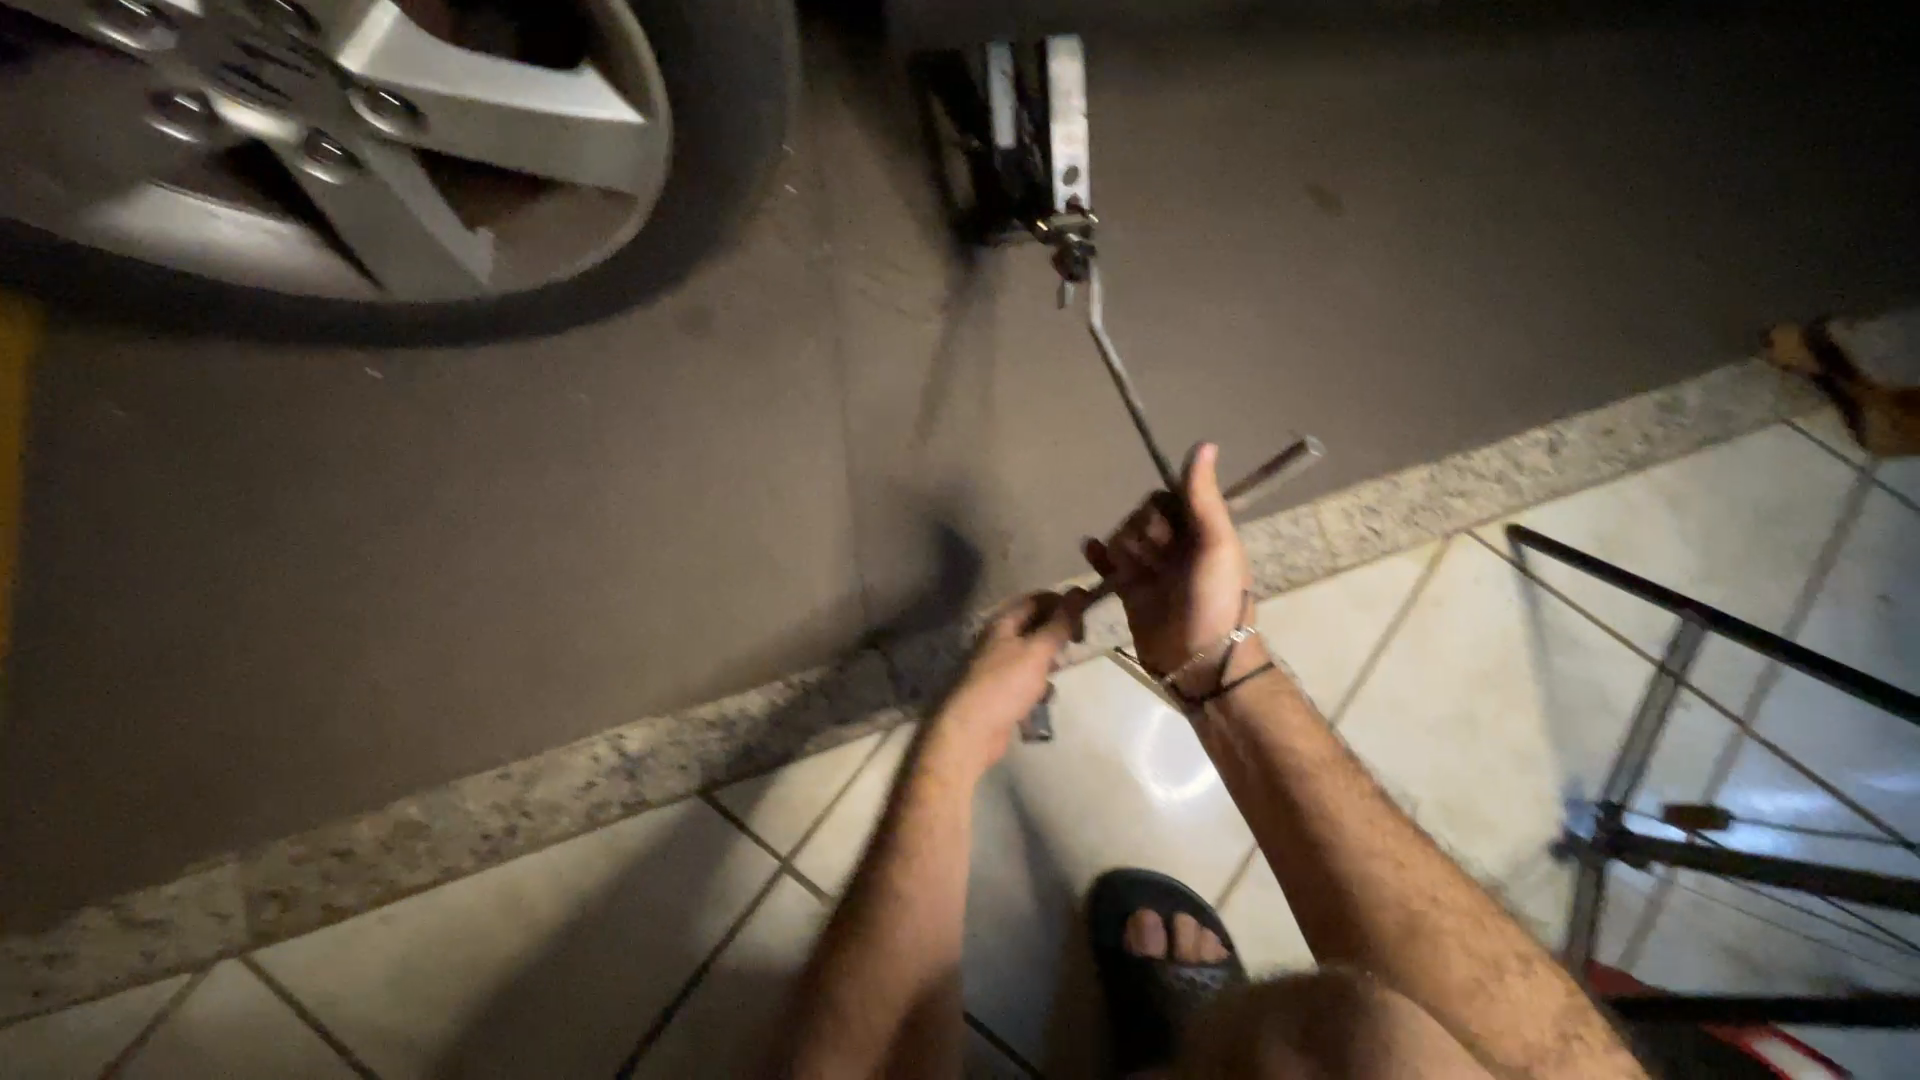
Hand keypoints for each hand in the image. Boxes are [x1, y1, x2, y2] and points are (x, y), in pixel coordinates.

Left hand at [927, 591, 1087, 776]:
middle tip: (1082, 637)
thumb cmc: (1005, 684)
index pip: (1036, 600)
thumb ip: (1058, 624)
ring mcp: (998, 666)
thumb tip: (1078, 594)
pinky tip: (1049, 693)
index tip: (1088, 609)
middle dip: (1058, 629)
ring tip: (1069, 663)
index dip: (1061, 600)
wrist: (972, 730)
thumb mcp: (1036, 651)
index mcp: (1002, 624)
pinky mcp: (1002, 691)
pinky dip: (1040, 682)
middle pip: (1033, 625)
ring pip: (1031, 652)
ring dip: (1050, 656)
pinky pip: (1027, 678)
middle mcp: (998, 640)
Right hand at [1086, 443, 1254, 690]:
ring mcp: (1151, 570)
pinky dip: (1099, 556)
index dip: (1159, 512)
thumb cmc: (1216, 601)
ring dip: (1123, 550)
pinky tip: (1089, 549)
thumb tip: (1205, 443)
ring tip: (1135, 573)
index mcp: (1201, 532)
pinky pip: (1109, 565)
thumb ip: (1203, 497)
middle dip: (1141, 534)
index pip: (1166, 499)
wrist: (1200, 662)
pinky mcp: (1131, 593)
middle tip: (1158, 563)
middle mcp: (1175, 547)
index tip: (1168, 533)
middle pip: (1140, 518)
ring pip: (1123, 539)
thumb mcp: (1216, 545)